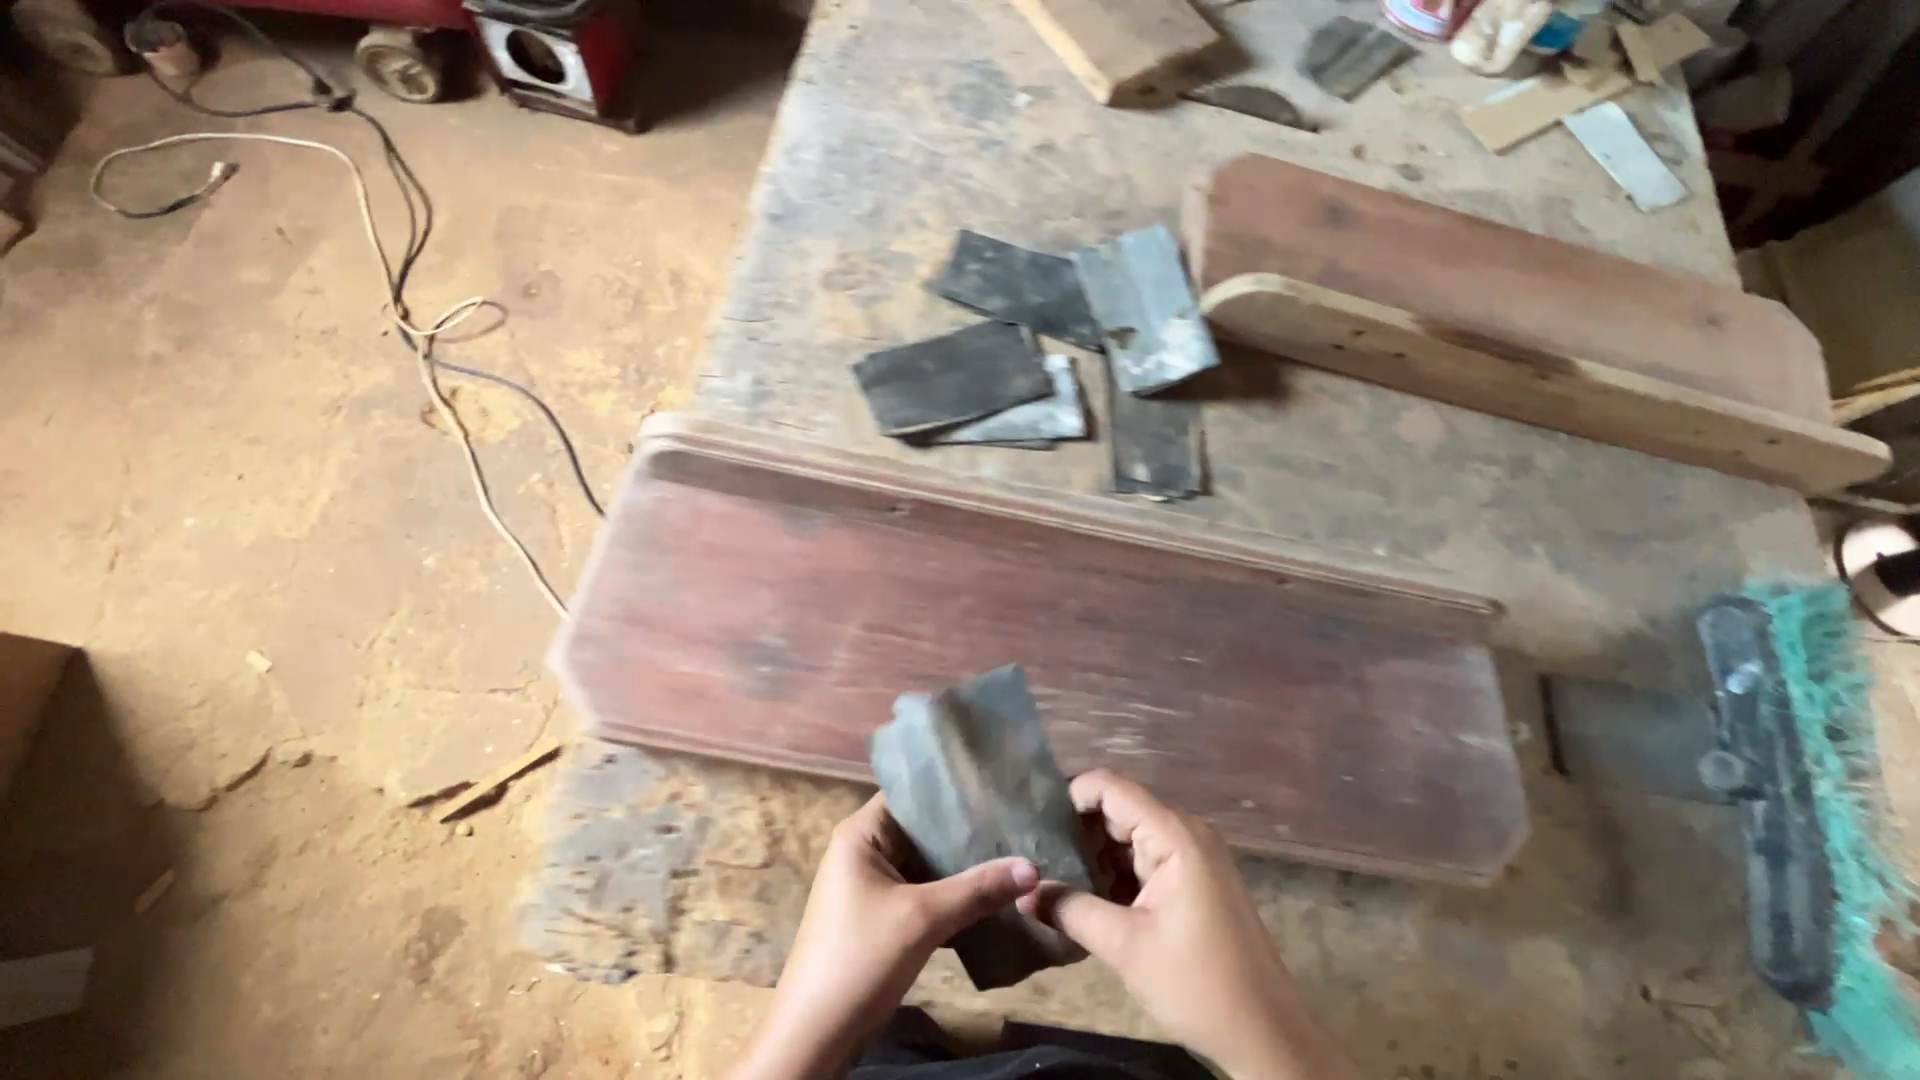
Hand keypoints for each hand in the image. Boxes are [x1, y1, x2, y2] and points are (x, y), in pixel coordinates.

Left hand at [727, 793, 1039, 1079]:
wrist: (815, 1034)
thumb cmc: (860, 959)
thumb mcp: (923, 918)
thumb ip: (978, 889)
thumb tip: (1034, 867)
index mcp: (861, 833)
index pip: (911, 793)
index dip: (952, 789)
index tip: (998, 788)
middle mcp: (864, 850)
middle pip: (922, 828)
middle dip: (966, 831)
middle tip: (1017, 824)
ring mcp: (871, 885)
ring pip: (925, 862)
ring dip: (962, 865)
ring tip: (1014, 854)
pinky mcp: (880, 915)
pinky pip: (923, 890)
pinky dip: (951, 893)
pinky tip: (991, 895)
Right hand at [1019, 770, 1357, 1079]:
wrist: (1265, 1034)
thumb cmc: (1197, 984)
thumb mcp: (1124, 946)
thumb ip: (1069, 909)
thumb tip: (1022, 892)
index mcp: (1174, 835)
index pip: (1110, 787)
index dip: (1068, 796)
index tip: (1031, 820)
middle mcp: (1186, 833)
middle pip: (1118, 809)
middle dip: (1076, 830)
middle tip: (1033, 854)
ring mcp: (1193, 856)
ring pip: (1129, 837)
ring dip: (1093, 855)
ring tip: (1050, 875)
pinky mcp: (1194, 881)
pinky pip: (1145, 859)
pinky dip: (1115, 873)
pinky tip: (1085, 896)